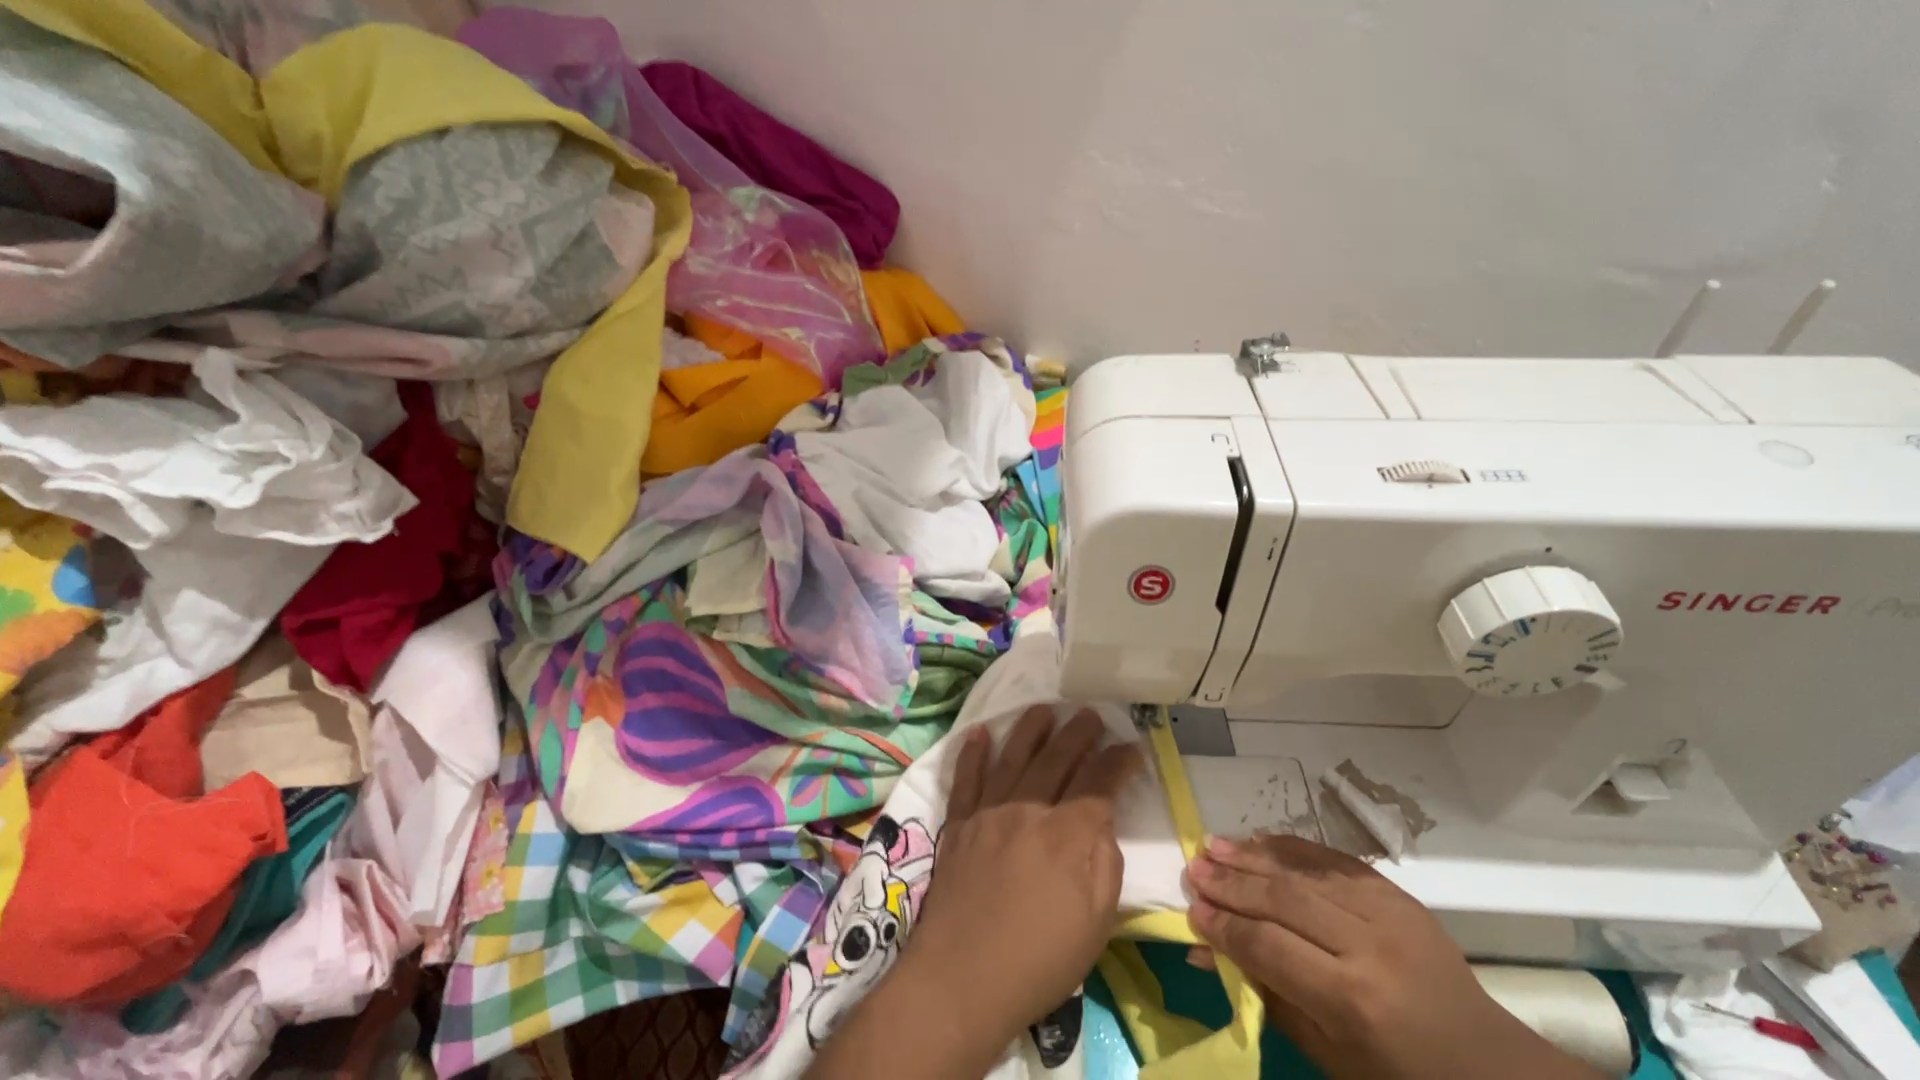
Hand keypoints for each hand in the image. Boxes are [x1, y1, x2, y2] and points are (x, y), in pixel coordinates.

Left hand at [903, 707, 1141, 1050]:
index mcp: (1068, 834)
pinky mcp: (957, 828)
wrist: (960, 981)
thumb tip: (1101, 820)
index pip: (1099, 783)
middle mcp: (1028, 811)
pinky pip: (965, 780)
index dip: (1118, 762)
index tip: (1131, 748)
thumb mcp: (1097, 921)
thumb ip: (1104, 861)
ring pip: (1012, 758)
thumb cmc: (1040, 960)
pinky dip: (973, 754)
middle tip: (1091, 714)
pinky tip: (980, 734)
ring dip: (1030, 730)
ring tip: (1044, 709)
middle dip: (1077, 734)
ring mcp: (987, 815)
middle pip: (1056, 760)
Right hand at [1186, 835, 1605, 1079]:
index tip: (1190, 909)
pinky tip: (1262, 841)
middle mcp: (1370, 948)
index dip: (1224, 926)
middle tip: (1193, 869)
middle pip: (1284, 901)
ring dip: (1255, 856)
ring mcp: (1390, 915)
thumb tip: (1204, 950)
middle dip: (1232, 884)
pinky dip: (1295, 848)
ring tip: (1214, 845)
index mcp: (1350, 999)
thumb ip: (1263, 991)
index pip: (1269, 946)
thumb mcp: (1323, 1048)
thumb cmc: (1394, 1073)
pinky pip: (1337, 862)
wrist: (1482, 1063)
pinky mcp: (1401, 896)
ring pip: (1307, 873)